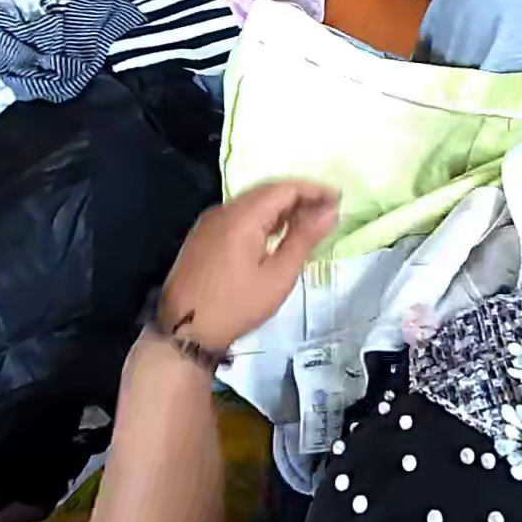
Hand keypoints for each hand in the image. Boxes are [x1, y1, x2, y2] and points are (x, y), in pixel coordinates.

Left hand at [157, 181, 339, 357]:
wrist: (183, 332)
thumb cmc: (237, 305)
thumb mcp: (278, 275)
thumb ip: (304, 239)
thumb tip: (329, 213)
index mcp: (243, 218)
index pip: (285, 189)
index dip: (314, 190)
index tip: (338, 198)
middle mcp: (224, 211)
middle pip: (269, 190)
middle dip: (301, 195)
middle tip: (328, 209)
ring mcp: (211, 222)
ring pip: (254, 201)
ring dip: (284, 205)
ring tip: (309, 220)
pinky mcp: (205, 235)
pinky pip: (241, 214)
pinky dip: (266, 216)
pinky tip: (280, 231)